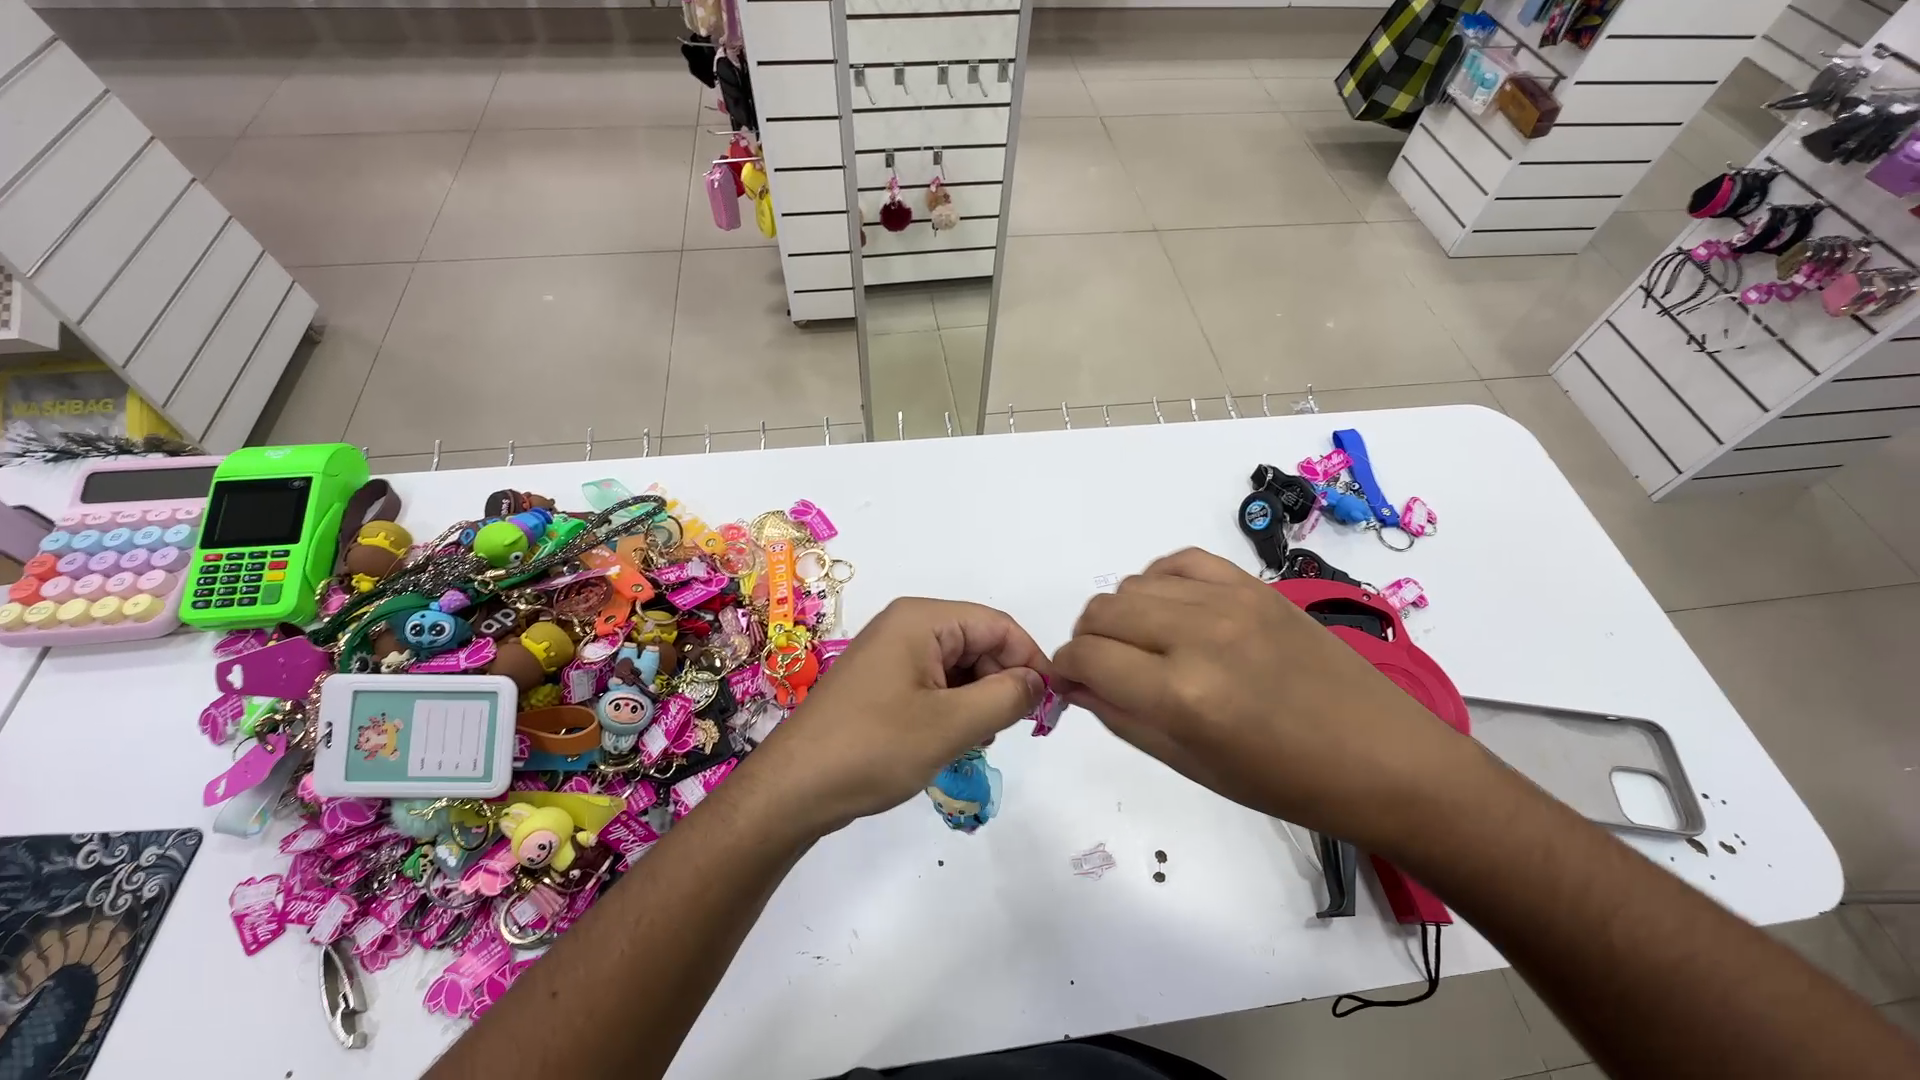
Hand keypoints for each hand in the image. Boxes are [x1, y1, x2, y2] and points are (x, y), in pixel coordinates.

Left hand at [742, 598, 1050, 837]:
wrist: (793, 790)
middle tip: (1010, 730)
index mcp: (921, 620)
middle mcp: (905, 627)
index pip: (998, 625)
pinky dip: (952, 710)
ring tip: (974, 741)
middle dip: (1002, 683)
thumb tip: (1039, 683)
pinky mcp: (879, 685)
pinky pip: (933, 685)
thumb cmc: (873, 749)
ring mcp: (889, 656)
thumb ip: (1007, 698)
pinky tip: (950, 743)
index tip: (1050, 706)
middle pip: (978, 643)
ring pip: (957, 667)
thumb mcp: (951, 725)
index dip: (1031, 660)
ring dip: (978, 701)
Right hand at [1052, 548, 1480, 847]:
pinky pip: (1181, 560)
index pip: (1087, 658)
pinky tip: (1171, 611)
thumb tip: (1075, 685)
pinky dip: (1160, 581)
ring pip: (1135, 584)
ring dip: (1122, 614)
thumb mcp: (1191, 764)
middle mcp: (1198, 635)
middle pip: (1102, 611)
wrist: (1382, 759)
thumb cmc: (1284, 783)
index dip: (1066, 670)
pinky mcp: (1255, 585)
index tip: (1071, 684)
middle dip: (1087, 641)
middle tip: (1103, 669)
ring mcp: (1230, 601)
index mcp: (1181, 695)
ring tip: (1142, 645)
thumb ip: (1122, 717)